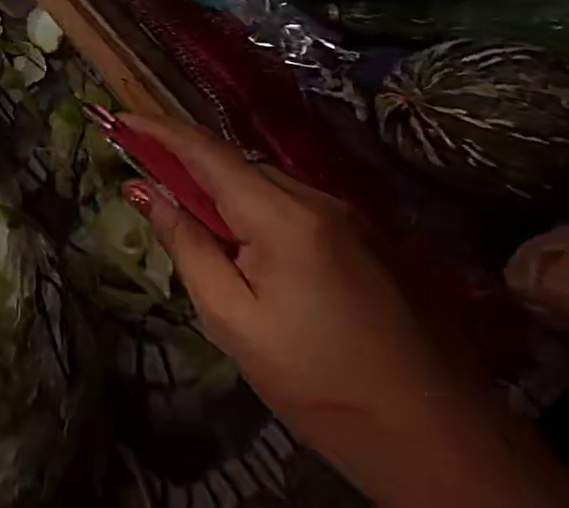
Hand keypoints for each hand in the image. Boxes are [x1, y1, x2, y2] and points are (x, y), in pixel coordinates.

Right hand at [119, 114, 568, 507]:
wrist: (451, 453)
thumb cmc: (321, 386)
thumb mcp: (231, 318)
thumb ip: (185, 244)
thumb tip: (143, 191)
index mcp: (284, 218)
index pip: (206, 152)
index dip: (157, 130)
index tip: (117, 116)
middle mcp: (321, 203)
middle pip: (236, 166)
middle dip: (186, 168)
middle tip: (147, 187)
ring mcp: (354, 222)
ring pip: (265, 187)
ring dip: (221, 195)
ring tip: (200, 237)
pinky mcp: (371, 245)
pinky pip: (294, 209)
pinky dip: (255, 214)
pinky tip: (249, 256)